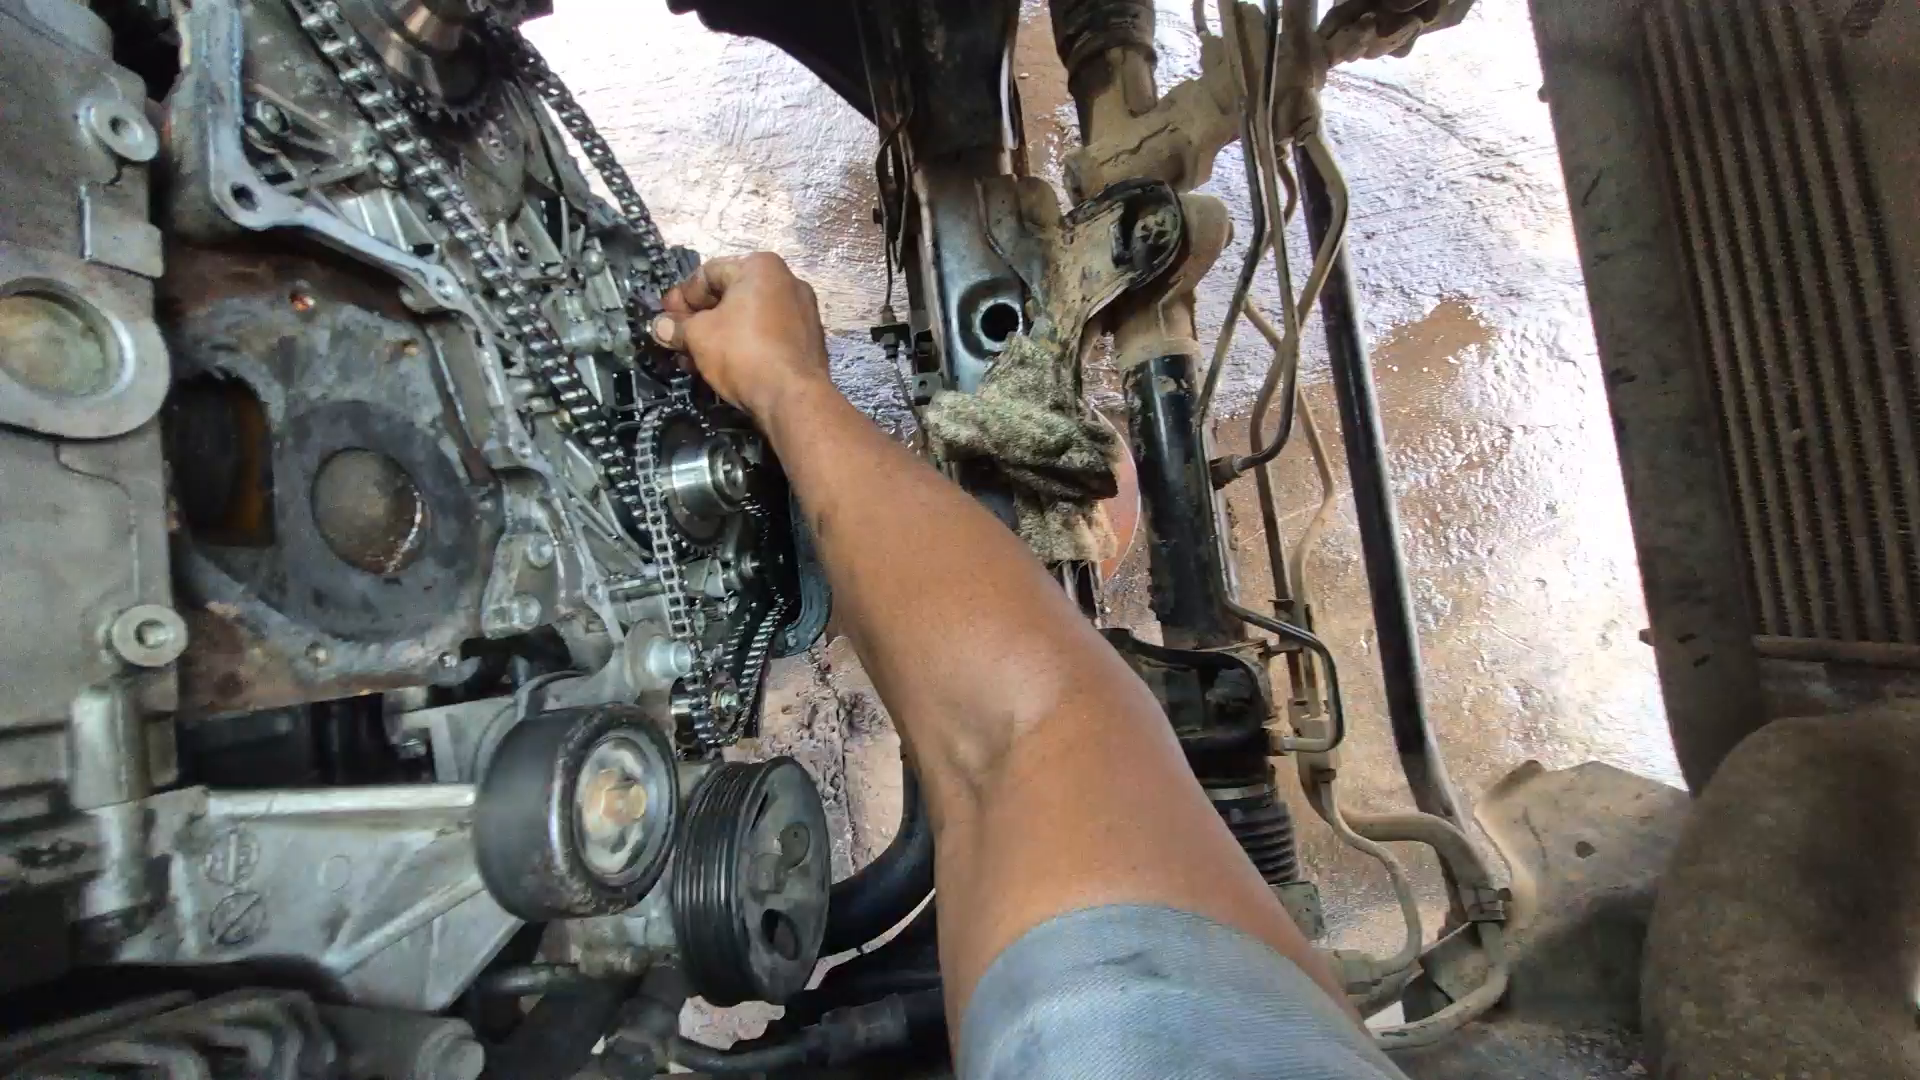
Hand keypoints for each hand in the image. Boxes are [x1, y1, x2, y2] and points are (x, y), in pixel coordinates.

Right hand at [648, 252, 832, 418]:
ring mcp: (803, 313)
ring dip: (718, 337)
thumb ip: (676, 327)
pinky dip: (745, 347)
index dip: (682, 297)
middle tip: (677, 340)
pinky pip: (768, 337)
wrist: (793, 398)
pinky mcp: (808, 342)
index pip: (709, 273)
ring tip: (694, 360)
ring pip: (749, 320)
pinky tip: (725, 366)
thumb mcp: (698, 336)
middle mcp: (788, 282)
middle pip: (730, 297)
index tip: (666, 318)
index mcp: (762, 267)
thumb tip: (660, 327)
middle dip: (699, 320)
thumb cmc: (743, 353)